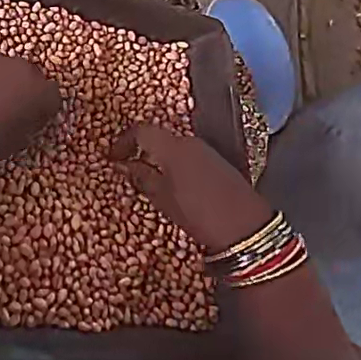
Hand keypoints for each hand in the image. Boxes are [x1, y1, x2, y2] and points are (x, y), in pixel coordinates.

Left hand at [0, 50, 60, 164]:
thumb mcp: (17, 140)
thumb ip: (30, 123)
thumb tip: (29, 118)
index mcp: (42, 93)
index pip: (52, 97)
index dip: (41, 107)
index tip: (32, 116)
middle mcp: (26, 70)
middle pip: (30, 76)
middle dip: (23, 88)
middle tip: (8, 106)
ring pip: (6, 67)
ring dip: (0, 78)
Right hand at [111, 125, 271, 252]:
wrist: (246, 228)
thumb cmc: (198, 213)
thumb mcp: (163, 199)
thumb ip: (142, 177)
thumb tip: (125, 164)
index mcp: (172, 147)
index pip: (141, 131)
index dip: (123, 142)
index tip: (113, 157)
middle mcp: (189, 142)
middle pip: (158, 137)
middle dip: (140, 150)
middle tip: (127, 168)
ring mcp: (206, 151)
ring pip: (173, 146)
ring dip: (158, 157)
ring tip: (148, 179)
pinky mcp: (217, 162)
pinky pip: (188, 155)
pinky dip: (174, 163)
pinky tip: (172, 184)